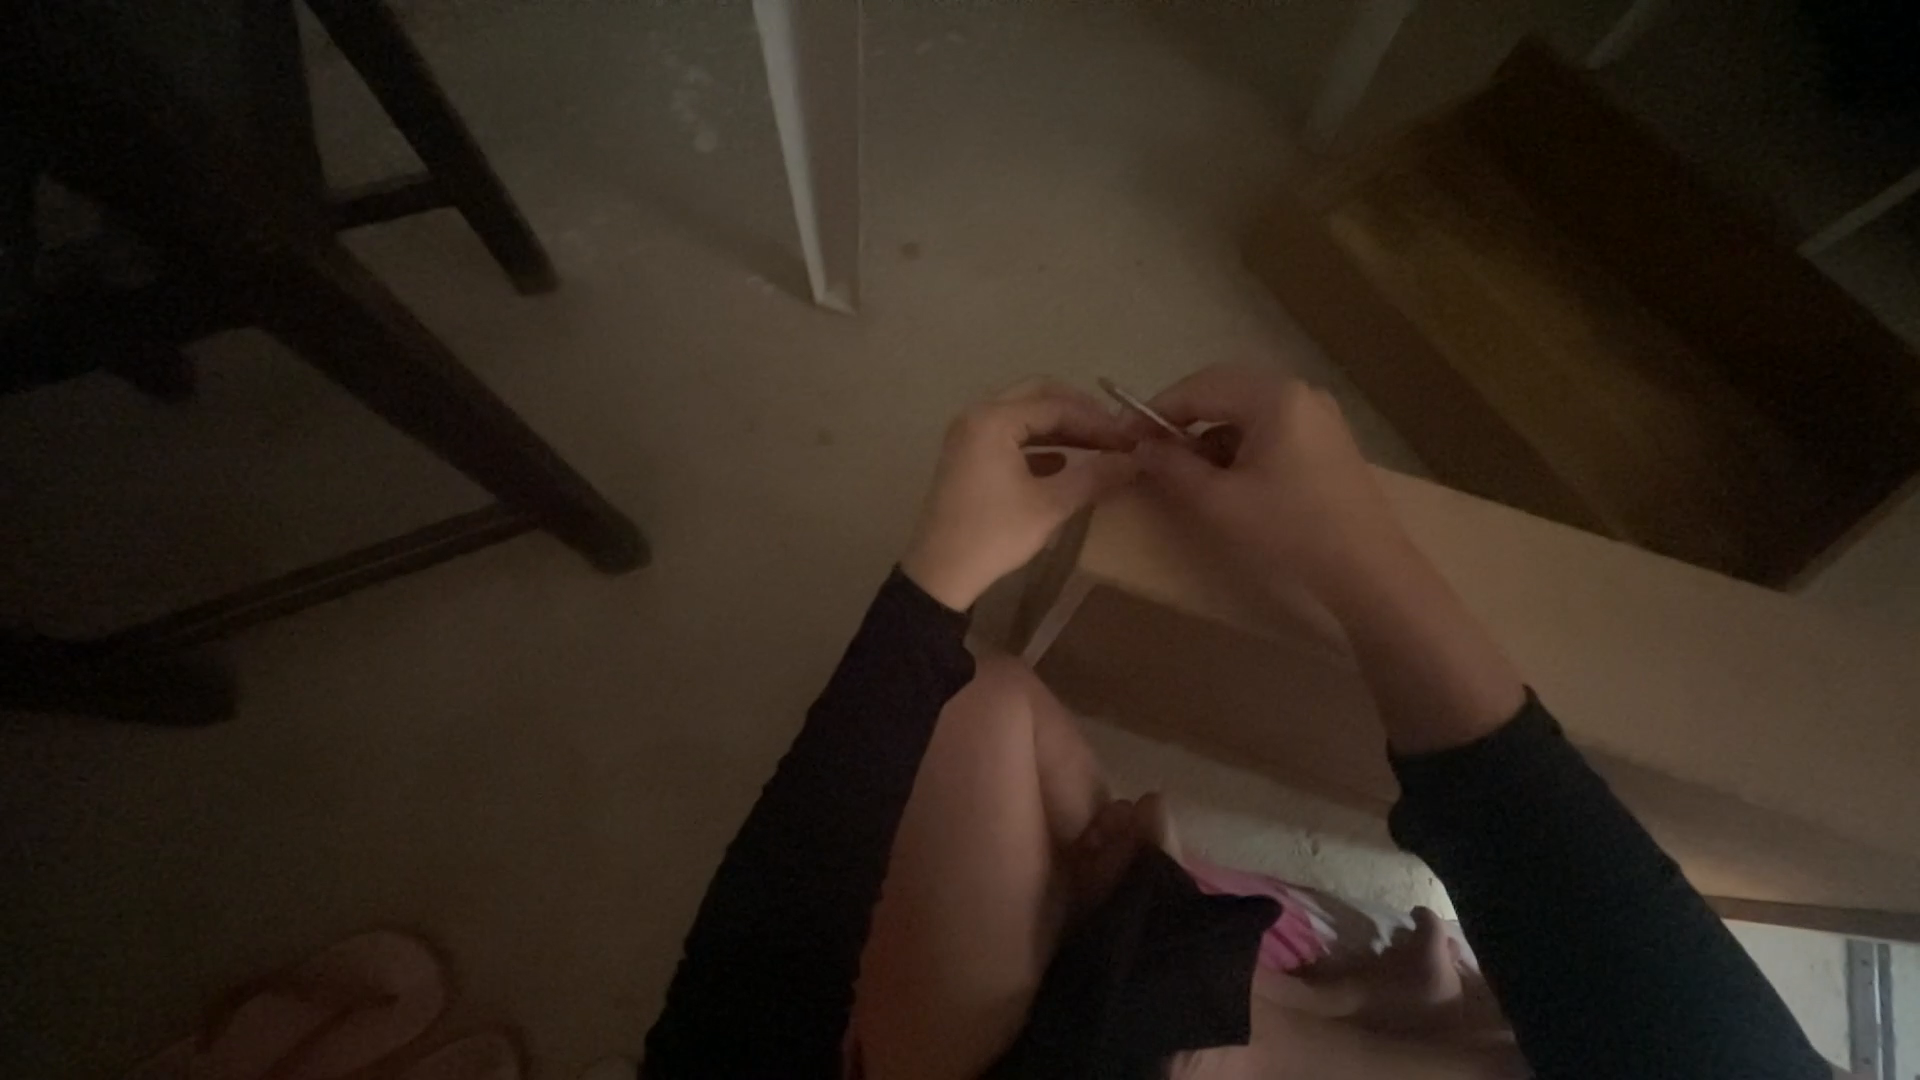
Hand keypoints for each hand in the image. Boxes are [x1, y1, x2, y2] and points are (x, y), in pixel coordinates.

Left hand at [903, 380, 1137, 610]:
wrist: (940, 573)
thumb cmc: (994, 535)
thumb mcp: (1050, 505)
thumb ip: (1095, 476)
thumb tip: (1136, 460)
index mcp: (993, 419)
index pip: (1056, 405)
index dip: (1097, 420)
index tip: (1129, 439)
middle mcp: (977, 415)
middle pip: (1038, 396)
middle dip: (1079, 413)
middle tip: (1113, 433)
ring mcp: (969, 435)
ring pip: (1024, 415)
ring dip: (1060, 428)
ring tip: (1097, 447)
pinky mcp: (968, 456)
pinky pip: (1010, 436)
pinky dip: (1039, 443)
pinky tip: (1064, 463)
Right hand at [1127, 364, 1403, 596]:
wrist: (1367, 570)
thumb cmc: (1288, 530)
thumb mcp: (1217, 501)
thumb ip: (1172, 466)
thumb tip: (1139, 447)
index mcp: (1273, 396)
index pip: (1198, 387)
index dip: (1155, 411)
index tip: (1123, 437)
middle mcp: (1298, 392)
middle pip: (1222, 390)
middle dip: (1181, 417)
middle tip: (1148, 448)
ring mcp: (1317, 415)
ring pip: (1244, 409)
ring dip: (1208, 432)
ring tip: (1183, 467)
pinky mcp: (1325, 439)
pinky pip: (1267, 426)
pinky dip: (1236, 443)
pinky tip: (1223, 475)